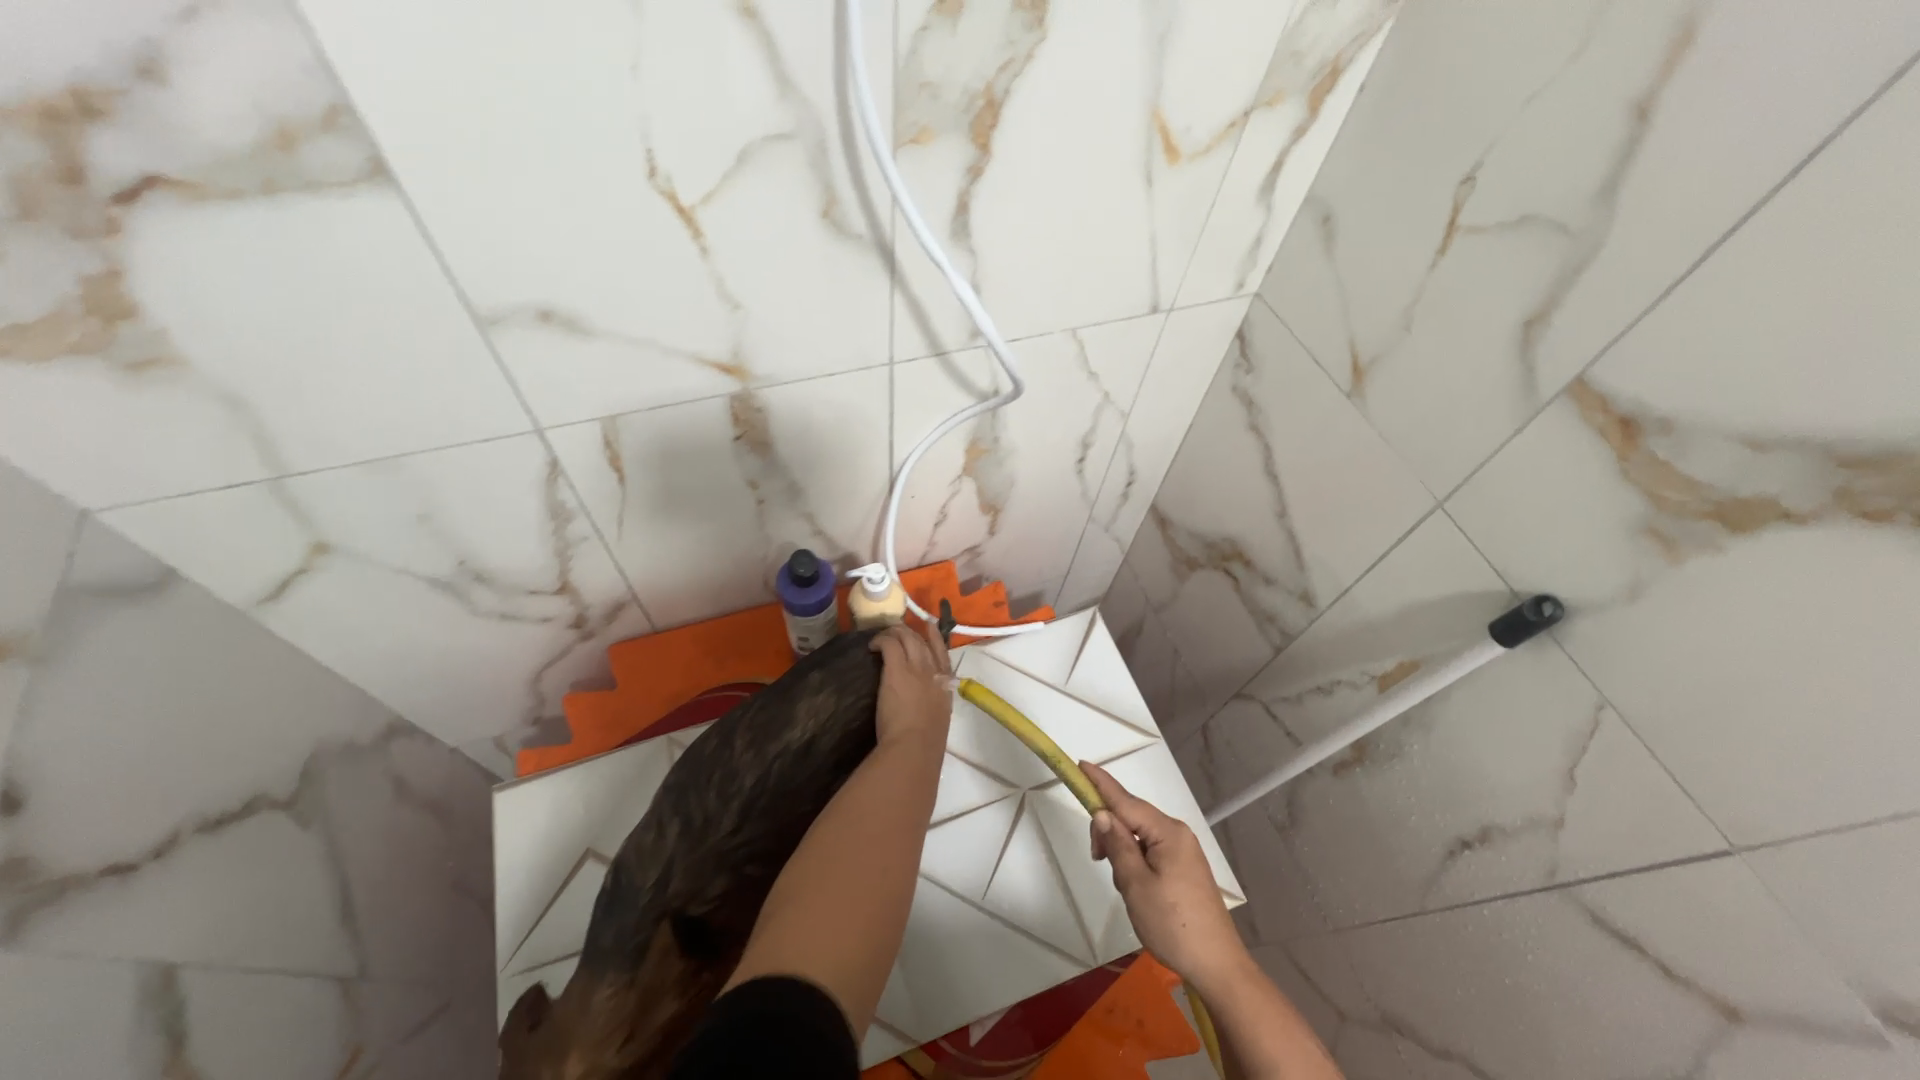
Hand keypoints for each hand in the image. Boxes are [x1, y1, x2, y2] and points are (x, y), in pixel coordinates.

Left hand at [869, 623, 952, 752]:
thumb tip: (927, 703)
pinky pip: (889, 644)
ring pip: (906, 637)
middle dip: (909, 633)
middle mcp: (933, 670)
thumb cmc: (926, 740)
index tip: (930, 627)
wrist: (915, 744)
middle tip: (896, 632)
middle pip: (922, 641)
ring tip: (883, 636)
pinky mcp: (896, 668)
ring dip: (894, 633)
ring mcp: (915, 667)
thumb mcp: (939, 716)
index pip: (942, 653)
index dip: (935, 637)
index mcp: (946, 684)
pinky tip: (872, 645)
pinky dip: (880, 640)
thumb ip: (934, 702)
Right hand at [1085, 760, 1247, 990]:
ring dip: (1122, 851)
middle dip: (1109, 831)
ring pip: (1139, 837)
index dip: (1101, 784)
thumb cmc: (1172, 924)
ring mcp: (1183, 851)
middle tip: (1097, 860)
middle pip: (1132, 817)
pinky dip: (1135, 861)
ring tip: (1124, 886)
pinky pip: (1150, 851)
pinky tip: (1135, 886)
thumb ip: (1117, 846)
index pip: (1126, 801)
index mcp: (1167, 833)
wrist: (1215, 964)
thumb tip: (1102, 813)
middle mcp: (1177, 834)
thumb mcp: (1136, 884)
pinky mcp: (1184, 868)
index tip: (1080, 764)